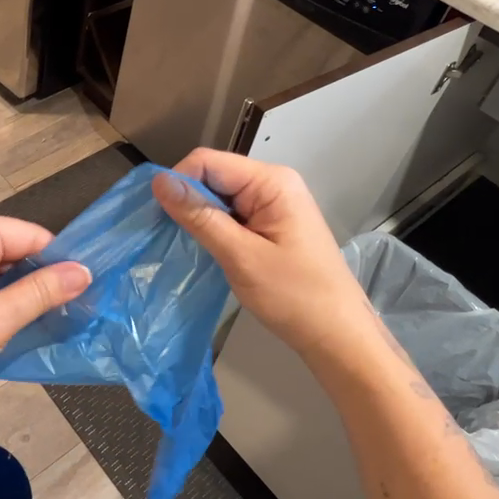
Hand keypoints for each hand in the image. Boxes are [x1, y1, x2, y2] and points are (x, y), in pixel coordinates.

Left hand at [0, 210, 90, 408]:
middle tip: (73, 309)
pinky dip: (1, 295)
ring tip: (50, 316)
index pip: (33, 236)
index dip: (60, 262)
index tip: (87, 291)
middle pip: (17, 247)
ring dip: (22, 289)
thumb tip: (85, 272)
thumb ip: (44, 291)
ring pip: (1, 264)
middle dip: (41, 276)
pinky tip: (17, 317)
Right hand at [152, 149, 361, 351]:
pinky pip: (231, 213)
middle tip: (174, 236)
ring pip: (219, 196)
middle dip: (188, 200)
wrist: (339, 337)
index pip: (207, 162)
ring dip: (200, 217)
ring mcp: (273, 204)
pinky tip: (208, 250)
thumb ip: (200, 216)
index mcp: (271, 181)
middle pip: (212, 175)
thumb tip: (159, 182)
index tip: (162, 218)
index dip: (179, 182)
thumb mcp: (241, 256)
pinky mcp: (270, 223)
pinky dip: (214, 228)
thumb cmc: (295, 296)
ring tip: (190, 246)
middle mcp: (273, 183)